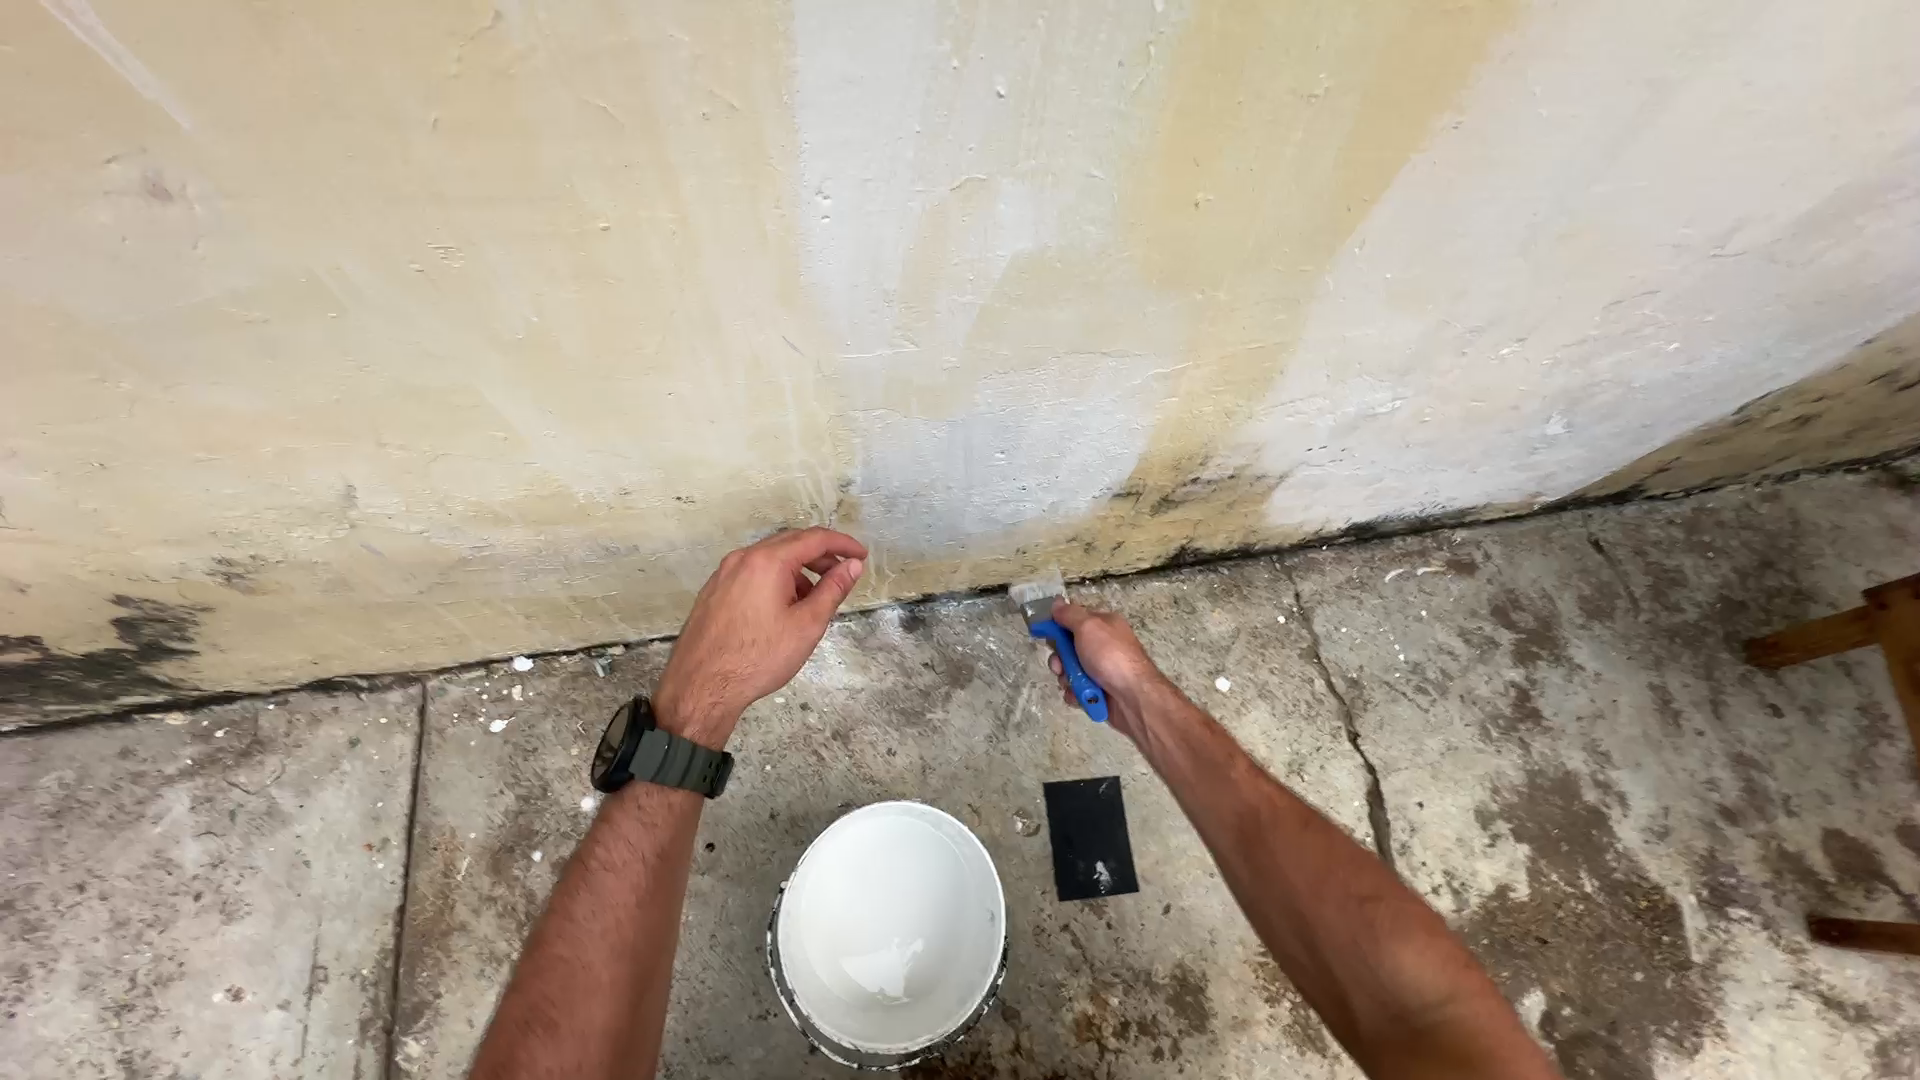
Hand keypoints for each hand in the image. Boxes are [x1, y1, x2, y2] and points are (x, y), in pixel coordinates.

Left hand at [653, 527, 866, 746]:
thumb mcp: (807, 625)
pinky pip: (752, 573)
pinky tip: (783, 608)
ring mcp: (724, 574)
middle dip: (821, 555)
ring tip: (814, 599)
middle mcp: (742, 559)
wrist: (702, 687)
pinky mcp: (714, 591)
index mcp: (767, 562)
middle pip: (790, 543)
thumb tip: (853, 566)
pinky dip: (775, 579)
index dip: (843, 544)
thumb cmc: (759, 658)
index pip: (814, 539)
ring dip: (798, 569)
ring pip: (769, 558)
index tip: (862, 555)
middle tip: (843, 575)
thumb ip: (833, 590)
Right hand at [1045, 598, 1182, 742]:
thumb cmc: (1110, 656)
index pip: (1074, 619)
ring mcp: (1101, 669)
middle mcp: (1102, 645)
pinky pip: (1076, 689)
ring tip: (1073, 683)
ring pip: (1069, 670)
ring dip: (1066, 677)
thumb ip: (1069, 614)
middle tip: (1060, 665)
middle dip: (1060, 657)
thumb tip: (1057, 602)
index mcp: (1103, 625)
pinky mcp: (1098, 691)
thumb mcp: (1088, 627)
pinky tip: (1080, 696)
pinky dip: (1075, 693)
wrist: (1132, 697)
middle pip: (1068, 646)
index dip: (1058, 625)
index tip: (1045, 633)